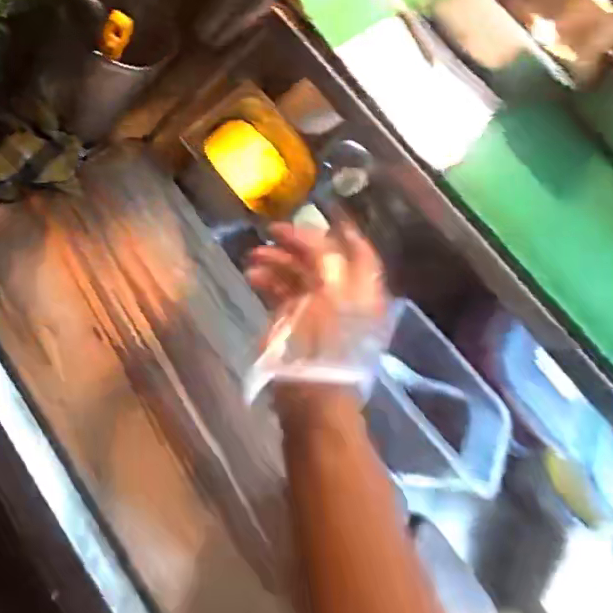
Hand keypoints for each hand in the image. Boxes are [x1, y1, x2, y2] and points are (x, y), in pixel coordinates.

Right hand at [244, 221, 392, 396]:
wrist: (312, 399)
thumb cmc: (324, 349)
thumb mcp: (328, 300)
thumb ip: (326, 266)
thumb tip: (318, 241)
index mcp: (361, 294)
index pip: (358, 255)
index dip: (343, 233)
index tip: (321, 212)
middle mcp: (345, 301)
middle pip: (324, 263)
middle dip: (298, 244)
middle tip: (271, 231)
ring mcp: (321, 315)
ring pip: (301, 277)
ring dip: (278, 262)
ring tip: (253, 255)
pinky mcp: (299, 328)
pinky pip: (285, 295)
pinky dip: (269, 282)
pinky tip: (252, 275)